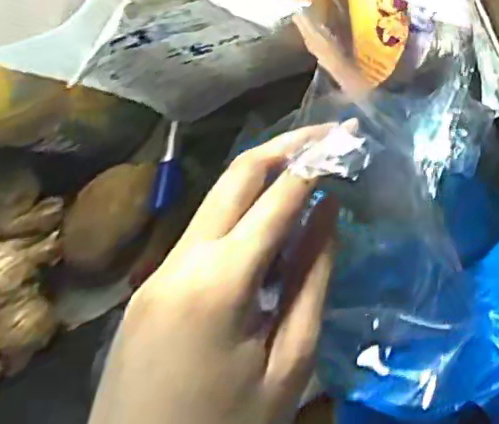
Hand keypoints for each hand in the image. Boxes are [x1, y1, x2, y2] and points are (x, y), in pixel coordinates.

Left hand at [89, 125, 339, 423]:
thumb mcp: (288, 364)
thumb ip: (311, 278)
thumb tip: (329, 209)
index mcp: (220, 281)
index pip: (280, 194)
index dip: (319, 158)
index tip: (351, 136)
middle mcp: (182, 261)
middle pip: (238, 173)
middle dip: (287, 145)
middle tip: (329, 134)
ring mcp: (157, 273)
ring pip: (217, 198)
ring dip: (264, 174)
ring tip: (309, 168)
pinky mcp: (147, 290)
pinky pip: (201, 231)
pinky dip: (240, 211)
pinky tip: (269, 222)